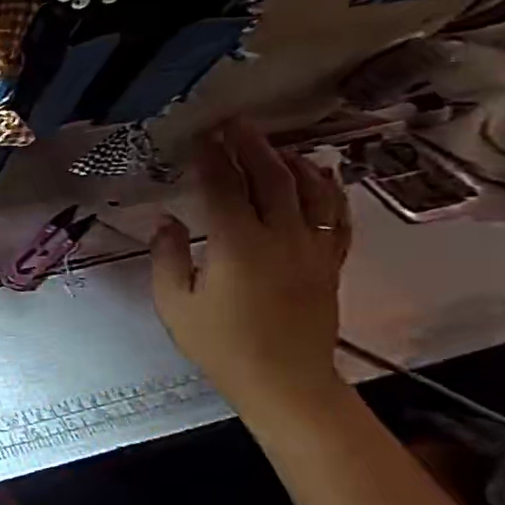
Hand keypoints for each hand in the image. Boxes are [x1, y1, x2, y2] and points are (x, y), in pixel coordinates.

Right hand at [150, 120, 351, 411]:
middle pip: (273, 181)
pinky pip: (337, 217)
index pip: (225, 190)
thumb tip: (167, 220)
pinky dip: (329, 190)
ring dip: (290, 163)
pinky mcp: (330, 263)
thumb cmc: (218, 342)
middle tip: (235, 125)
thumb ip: (168, 256)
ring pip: (312, 193)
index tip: (200, 136)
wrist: (283, 379)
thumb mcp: (174, 301)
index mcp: (239, 247)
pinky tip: (319, 175)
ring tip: (272, 144)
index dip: (212, 160)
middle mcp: (283, 240)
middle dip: (252, 149)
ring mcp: (314, 250)